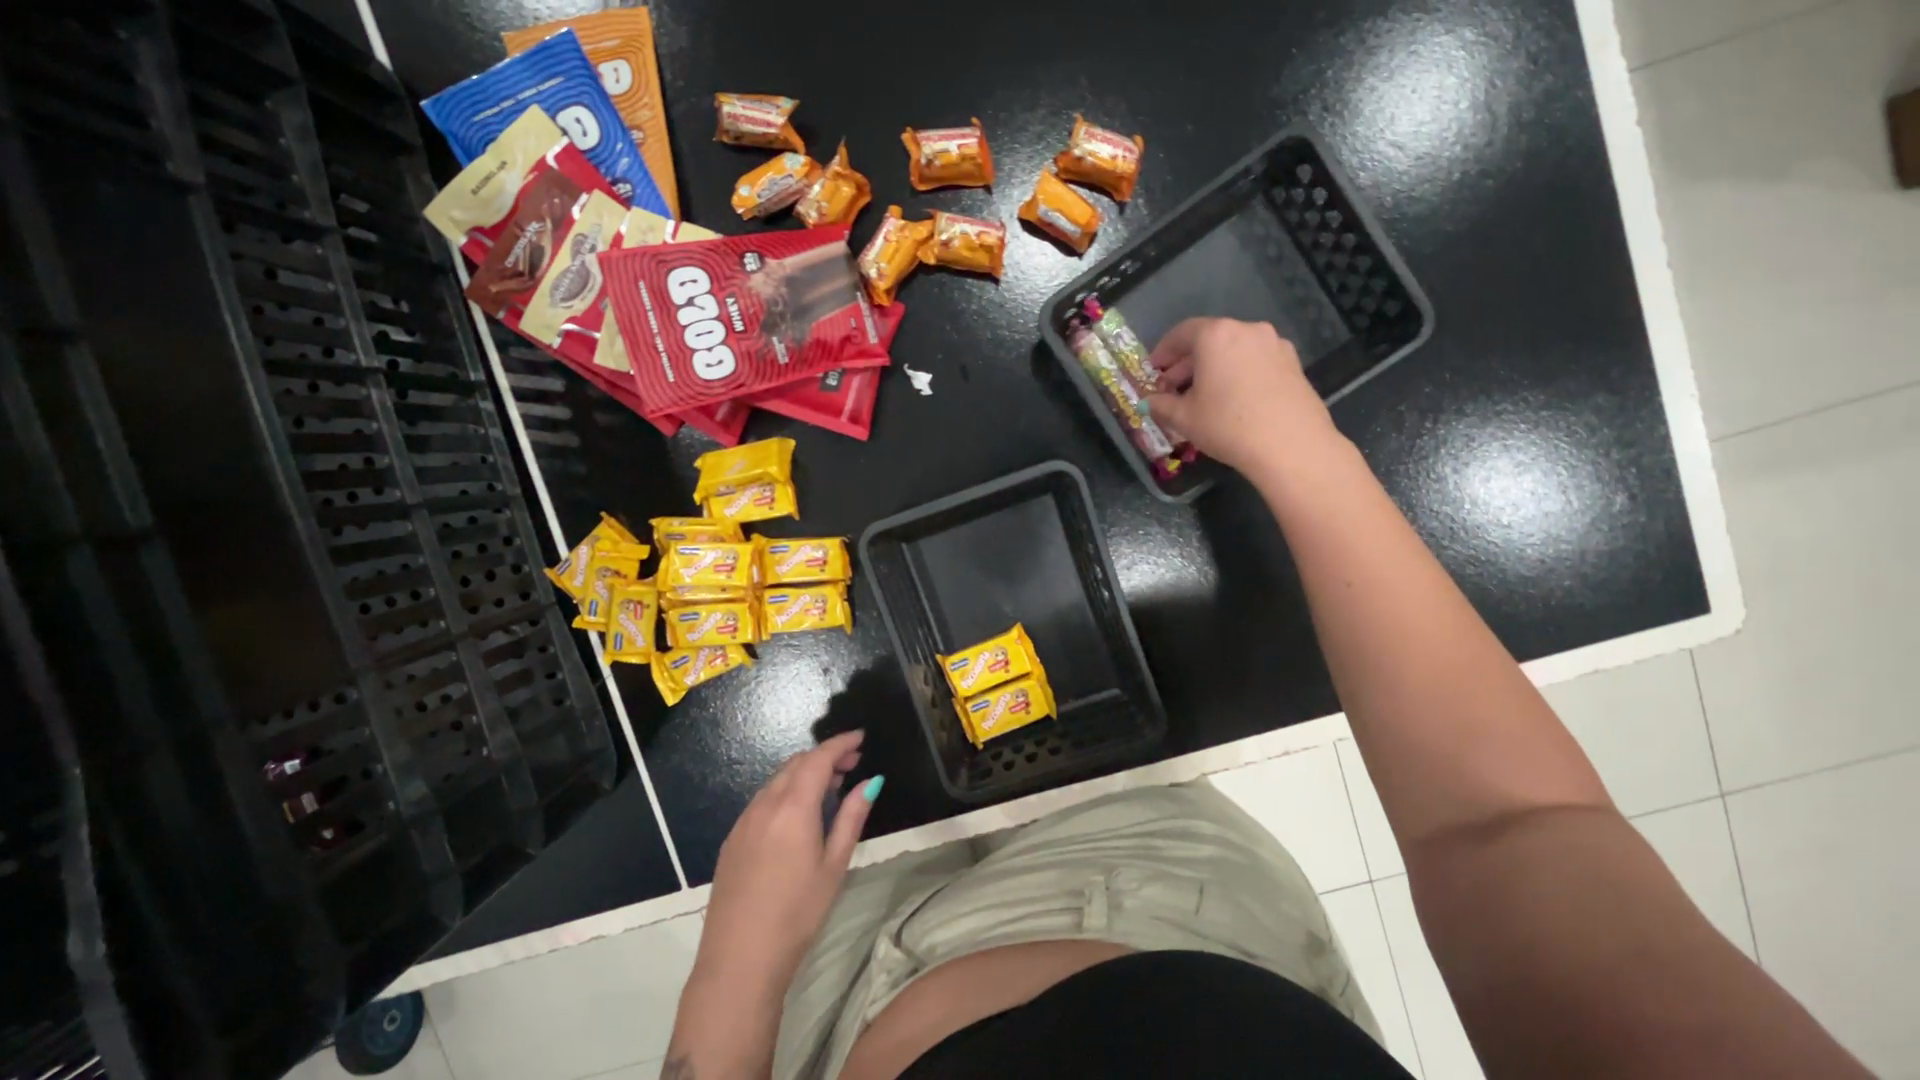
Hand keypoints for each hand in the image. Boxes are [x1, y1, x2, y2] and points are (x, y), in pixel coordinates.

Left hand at [694, 731, 879, 995]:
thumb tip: (870, 781)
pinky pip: (762, 800)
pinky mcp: (732, 839)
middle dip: (824, 757)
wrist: (740, 956)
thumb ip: (852, 818)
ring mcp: (744, 821)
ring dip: (804, 774)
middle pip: (796, 764)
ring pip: (776, 781)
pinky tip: (799, 814)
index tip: (860, 738)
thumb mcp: (834, 865)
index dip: (840, 744)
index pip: (818, 759)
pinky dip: (785, 792)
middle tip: (852, 764)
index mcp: (793, 807)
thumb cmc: (798, 913)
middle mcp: (764, 805)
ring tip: (831, 787)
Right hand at [1142, 318, 1340, 479]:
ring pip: (1234, 350)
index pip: (1181, 333)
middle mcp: (1246, 330)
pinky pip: (1255, 361)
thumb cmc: (1228, 425)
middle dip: (1187, 363)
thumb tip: (1148, 402)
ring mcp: (1274, 344)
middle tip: (1173, 388)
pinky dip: (1238, 372)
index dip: (1163, 352)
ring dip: (1214, 367)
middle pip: (1209, 339)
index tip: (1153, 371)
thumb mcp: (1184, 418)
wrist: (1291, 446)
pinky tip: (1234, 399)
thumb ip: (1161, 405)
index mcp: (1215, 335)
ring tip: (1204, 395)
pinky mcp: (1293, 363)